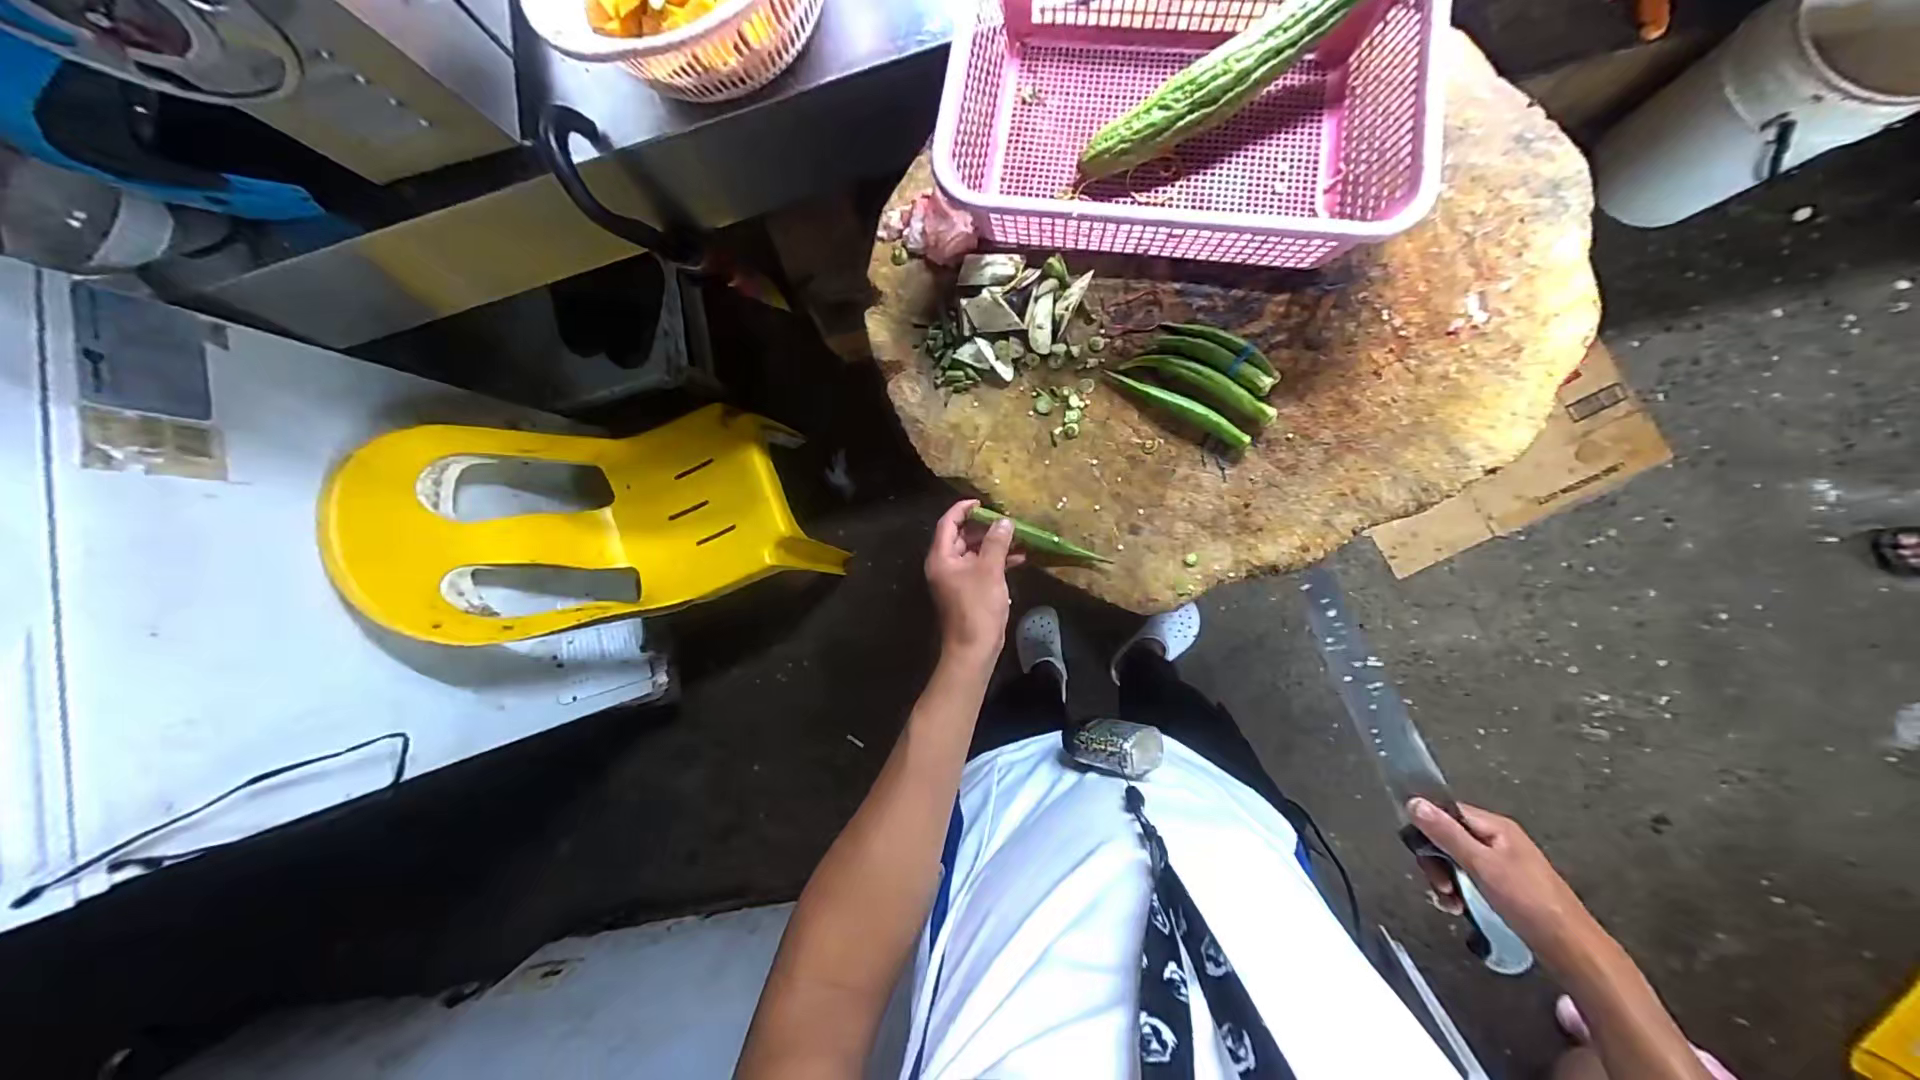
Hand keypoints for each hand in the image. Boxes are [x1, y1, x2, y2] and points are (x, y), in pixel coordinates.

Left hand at [924, 499, 1022, 662]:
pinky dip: (995, 562)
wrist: (973, 649)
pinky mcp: (967, 592)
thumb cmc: (978, 608)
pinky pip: (979, 568)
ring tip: (1017, 537)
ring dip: (993, 544)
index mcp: (941, 558)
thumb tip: (1004, 521)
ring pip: (973, 552)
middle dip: (984, 527)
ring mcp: (955, 580)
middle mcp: (944, 566)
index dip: (964, 509)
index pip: (948, 523)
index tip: (983, 502)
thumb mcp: (990, 571)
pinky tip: (1018, 559)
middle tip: (1006, 520)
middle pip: (960, 537)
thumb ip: (996, 543)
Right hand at [1407, 798, 1603, 970]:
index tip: (1422, 853)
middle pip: (1447, 837)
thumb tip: (1415, 802)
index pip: (1445, 812)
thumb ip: (1445, 832)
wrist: (1572, 951)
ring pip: (1455, 861)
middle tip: (1441, 885)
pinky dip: (1459, 892)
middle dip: (1436, 862)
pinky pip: (1469, 879)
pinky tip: (1460, 907)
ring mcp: (1502, 864)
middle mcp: (1498, 840)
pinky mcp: (1504, 886)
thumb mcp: (1481, 864)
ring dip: (1446, 880)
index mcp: (1495, 828)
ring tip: (1451, 902)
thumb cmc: (1529, 903)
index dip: (1428, 830)